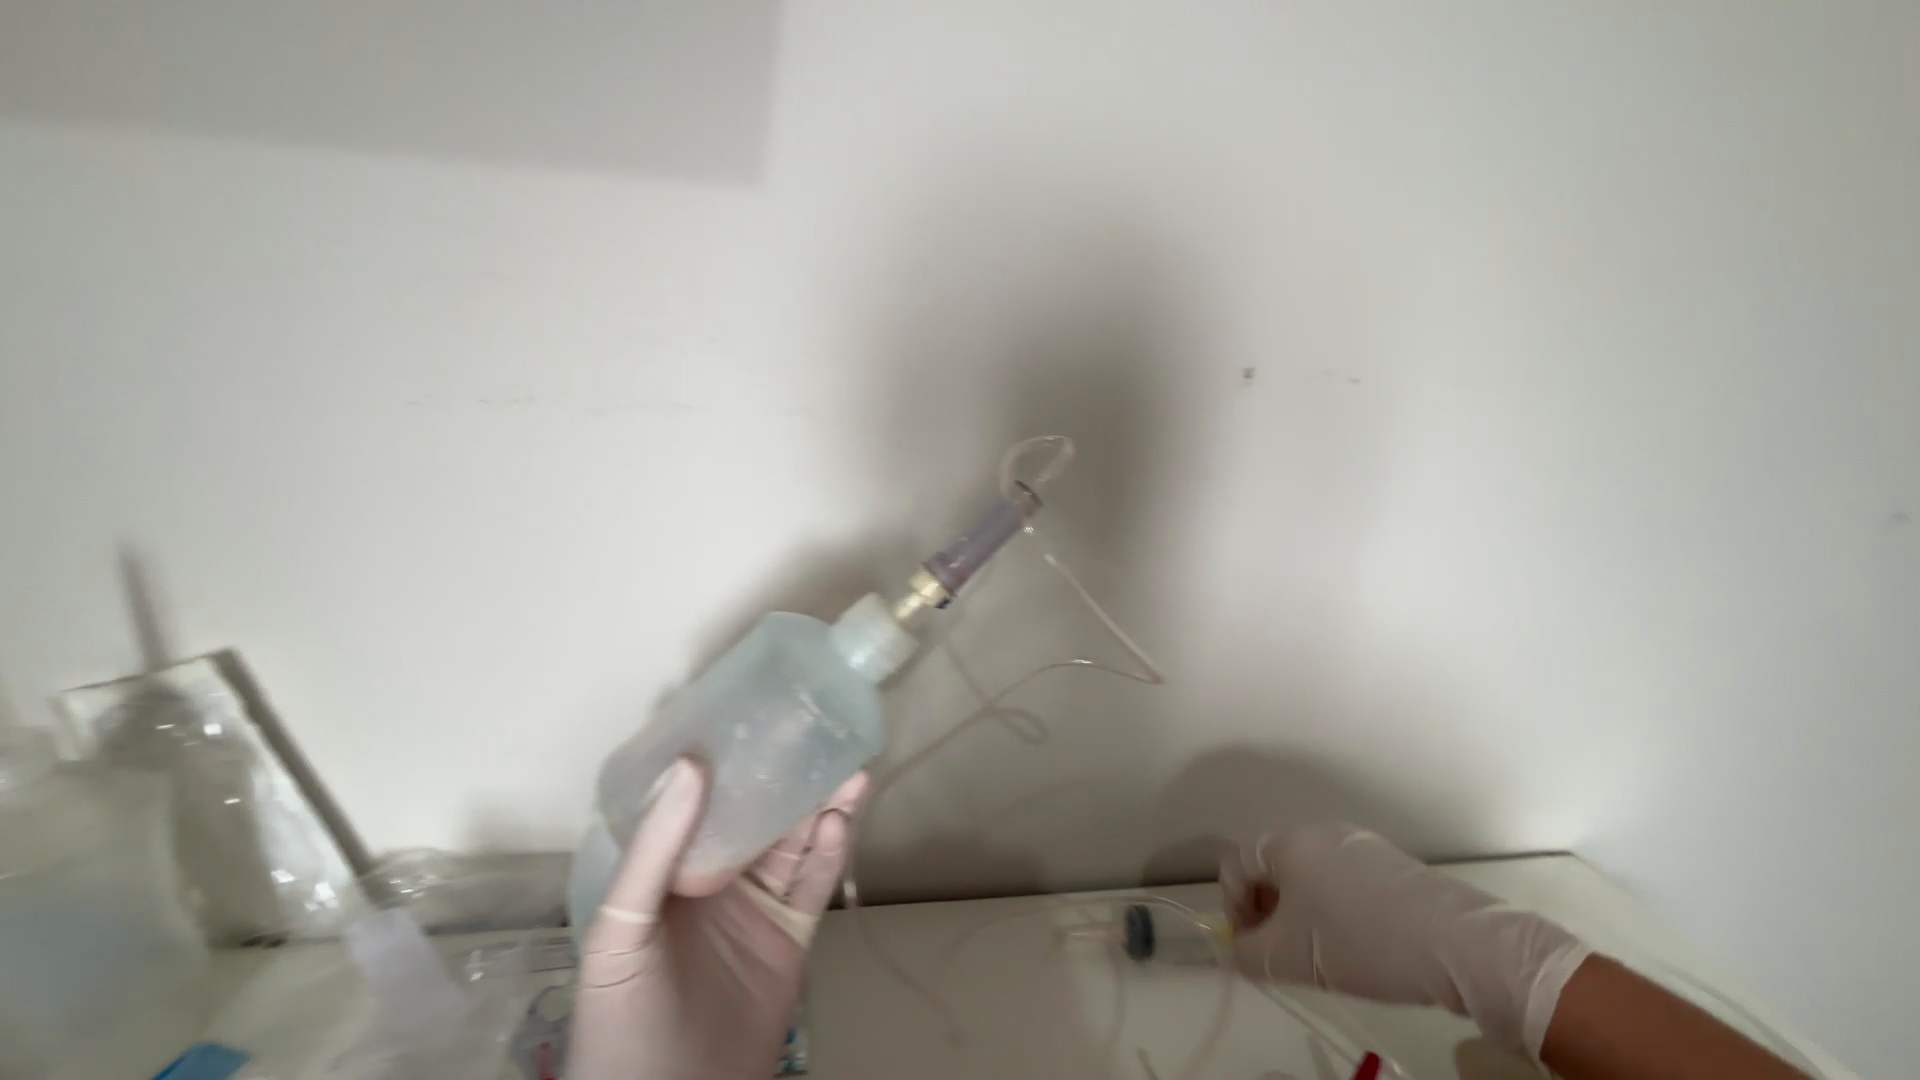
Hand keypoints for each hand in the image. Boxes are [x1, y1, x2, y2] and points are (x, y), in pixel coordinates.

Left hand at [567, 759, 868, 1079]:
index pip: (706, 803)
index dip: (734, 764)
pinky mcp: (789, 938)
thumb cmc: (622, 1017)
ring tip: (849, 772)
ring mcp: (756, 908)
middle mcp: (717, 879)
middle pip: (762, 818)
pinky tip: (840, 825)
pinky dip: (829, 855)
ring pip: (795, 845)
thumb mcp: (621, 929)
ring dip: (822, 809)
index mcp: (669, 870)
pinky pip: (811, 887)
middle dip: (792, 780)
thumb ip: (655, 849)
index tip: (762, 722)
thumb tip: (692, 764)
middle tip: (824, 739)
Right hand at [1222, 822, 1590, 1058]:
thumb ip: (1248, 954)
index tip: (1248, 943)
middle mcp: (1319, 832)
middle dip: (1266, 909)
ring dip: (1300, 911)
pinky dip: (1334, 907)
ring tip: (1320, 954)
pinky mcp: (1392, 863)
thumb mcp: (1290, 959)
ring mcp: (1359, 844)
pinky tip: (1359, 944)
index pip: (1236, 863)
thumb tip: (1237, 950)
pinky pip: (1343, 879)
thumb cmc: (1361, 943)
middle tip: (1279, 951)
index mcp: (1288, 844)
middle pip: (1273, 867)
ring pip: (1310, 874)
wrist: (1459, 945)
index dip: (1231, 904)